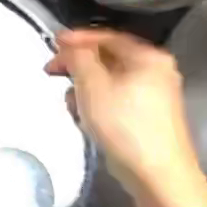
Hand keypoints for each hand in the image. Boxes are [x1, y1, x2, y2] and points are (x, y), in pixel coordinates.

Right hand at [46, 29, 206, 206]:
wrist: (155, 170)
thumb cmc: (122, 122)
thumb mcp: (91, 84)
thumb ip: (78, 57)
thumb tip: (69, 44)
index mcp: (148, 57)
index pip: (106, 36)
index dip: (76, 38)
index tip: (50, 44)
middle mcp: (155, 70)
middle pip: (106, 57)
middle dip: (77, 65)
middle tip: (52, 71)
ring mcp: (153, 92)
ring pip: (106, 78)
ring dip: (83, 85)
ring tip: (70, 101)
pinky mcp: (146, 113)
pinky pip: (113, 95)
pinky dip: (95, 100)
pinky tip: (84, 115)